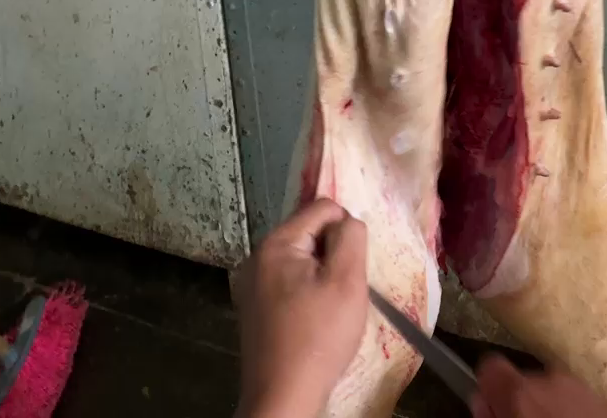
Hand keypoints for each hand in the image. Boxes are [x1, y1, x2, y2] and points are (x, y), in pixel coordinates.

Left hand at [236, 198, 369, 417]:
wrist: (282, 400)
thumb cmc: (318, 337)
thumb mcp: (346, 281)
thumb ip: (351, 238)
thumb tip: (348, 220)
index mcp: (277, 243)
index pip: (322, 207)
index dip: (346, 229)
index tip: (353, 264)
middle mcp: (259, 256)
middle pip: (310, 232)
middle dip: (333, 253)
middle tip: (343, 288)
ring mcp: (254, 283)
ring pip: (303, 258)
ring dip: (323, 274)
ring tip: (331, 307)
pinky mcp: (256, 308)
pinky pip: (291, 281)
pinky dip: (308, 292)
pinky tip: (315, 320)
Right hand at [471, 354, 606, 417]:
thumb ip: (490, 414)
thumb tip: (480, 400)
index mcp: (520, 391)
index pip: (489, 365)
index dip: (488, 386)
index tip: (492, 406)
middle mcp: (547, 376)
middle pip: (521, 378)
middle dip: (521, 402)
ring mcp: (576, 383)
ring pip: (549, 387)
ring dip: (546, 406)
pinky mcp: (600, 394)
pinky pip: (573, 394)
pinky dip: (569, 409)